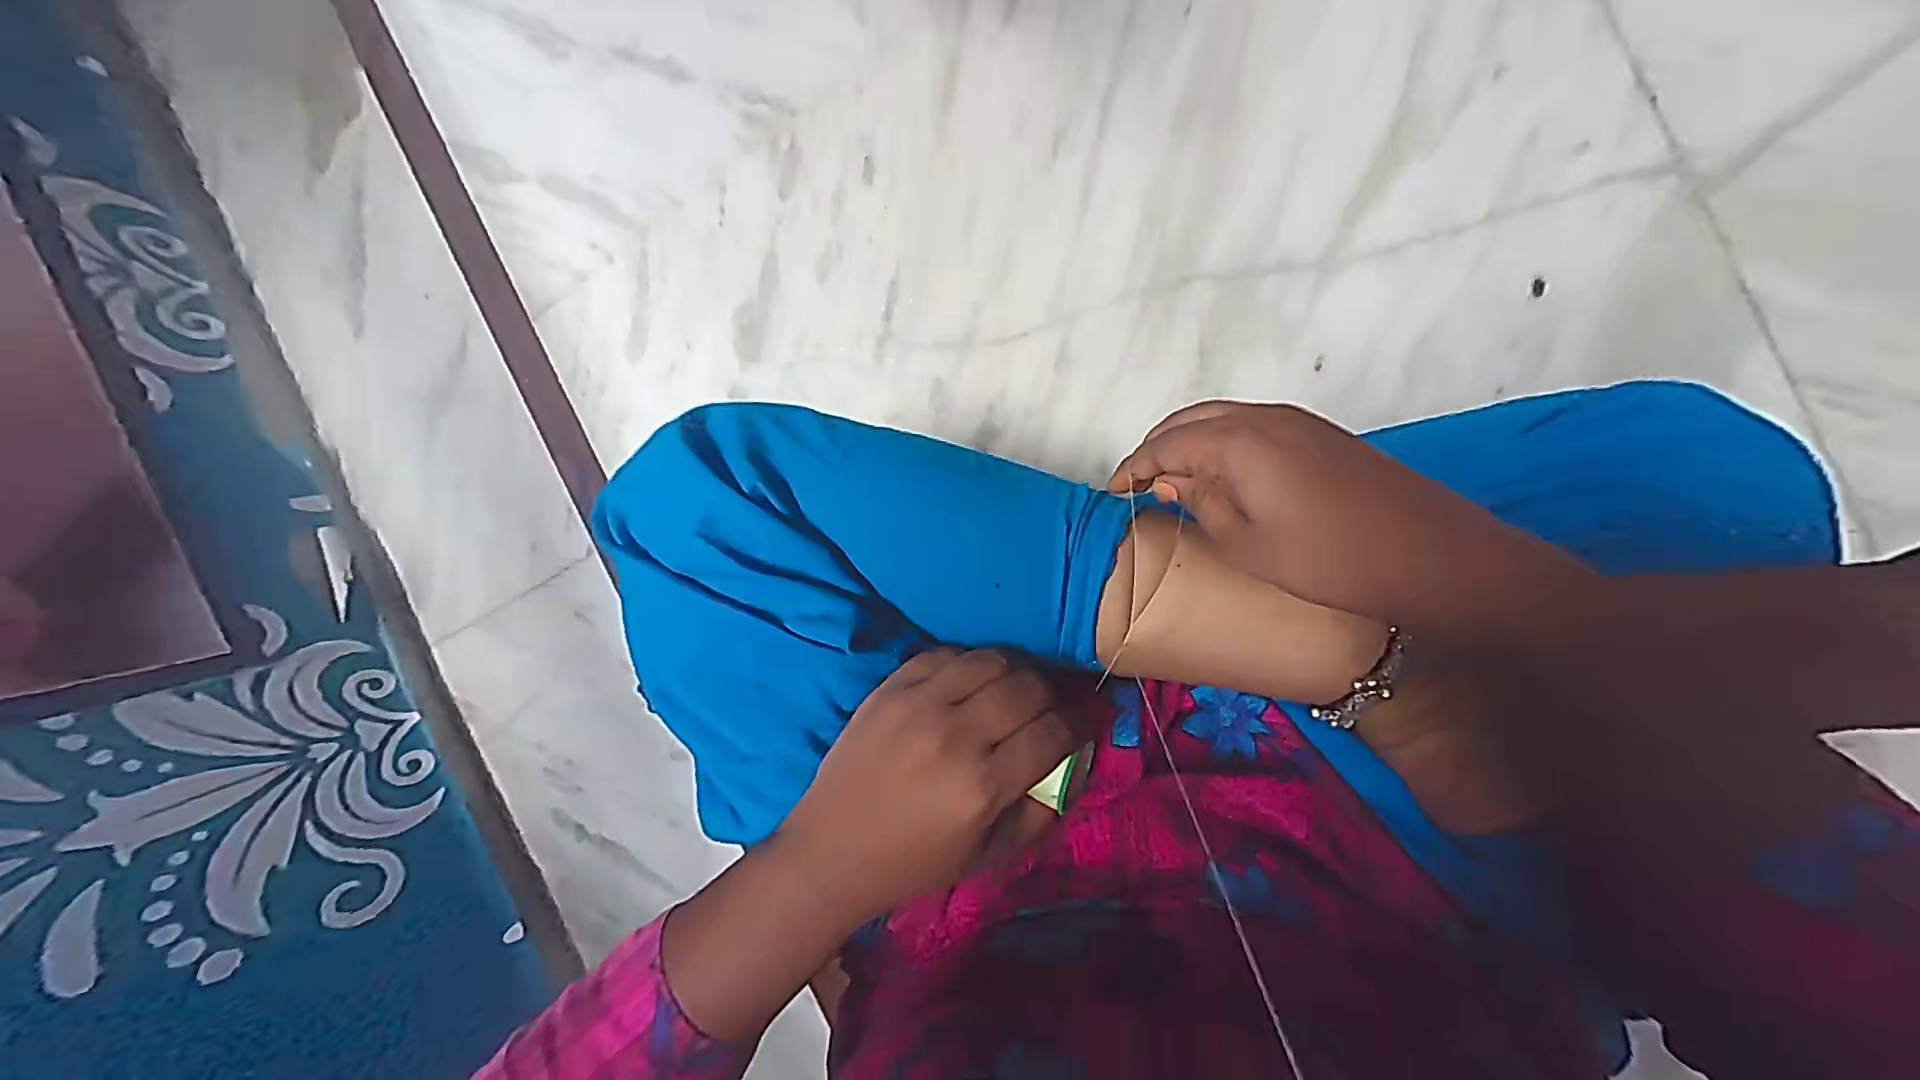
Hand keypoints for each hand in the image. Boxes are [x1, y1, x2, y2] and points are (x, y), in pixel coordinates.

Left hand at [776, 648, 1077, 916]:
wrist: (832, 848)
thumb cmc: (914, 862)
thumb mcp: (989, 856)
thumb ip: (1041, 809)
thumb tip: (1076, 761)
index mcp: (981, 786)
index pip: (1053, 733)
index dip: (1080, 723)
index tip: (1083, 722)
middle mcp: (954, 736)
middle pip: (1027, 687)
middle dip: (1051, 693)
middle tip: (1048, 706)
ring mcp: (917, 705)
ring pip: (990, 659)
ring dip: (1013, 670)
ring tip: (1011, 688)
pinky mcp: (889, 688)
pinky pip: (944, 653)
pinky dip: (967, 662)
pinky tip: (967, 681)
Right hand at [1109, 401, 1588, 635]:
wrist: (1434, 558)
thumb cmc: (1331, 560)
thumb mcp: (1247, 544)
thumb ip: (1200, 503)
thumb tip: (1170, 482)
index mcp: (1240, 442)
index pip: (1167, 443)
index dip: (1134, 466)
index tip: (1114, 491)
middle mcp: (1266, 418)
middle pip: (1191, 419)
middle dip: (1157, 446)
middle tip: (1139, 482)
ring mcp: (1297, 421)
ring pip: (1222, 417)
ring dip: (1189, 441)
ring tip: (1173, 479)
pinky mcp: (1320, 434)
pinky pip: (1251, 425)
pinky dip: (1221, 442)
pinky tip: (1221, 474)